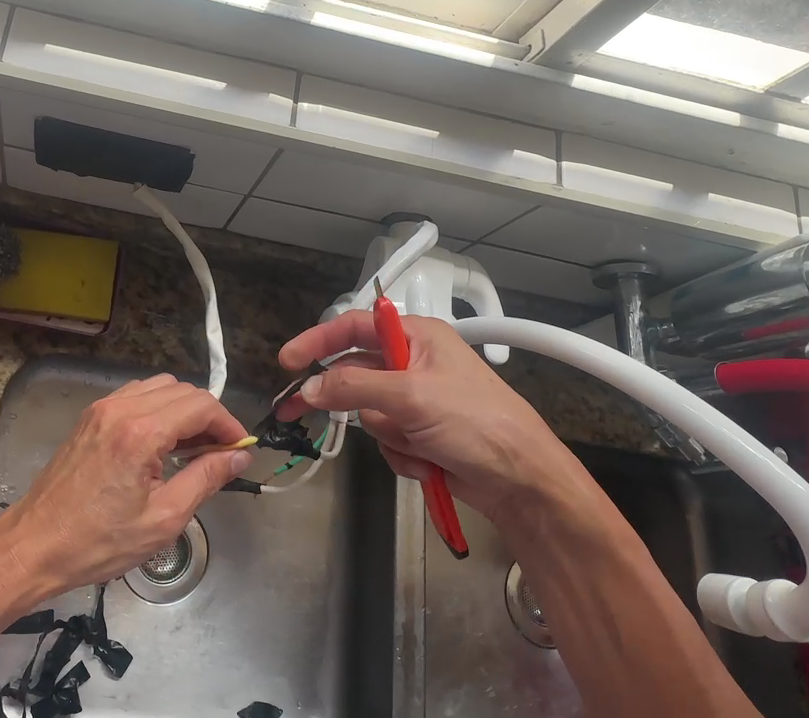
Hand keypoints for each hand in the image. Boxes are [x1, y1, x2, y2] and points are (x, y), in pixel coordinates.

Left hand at [0, 374, 250, 600]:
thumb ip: (205, 478)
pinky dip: (158, 409)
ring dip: (183, 410)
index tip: (240, 449)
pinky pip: (136, 396)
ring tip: (193, 448)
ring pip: (159, 387)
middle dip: (208, 416)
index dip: (228, 424)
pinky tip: (162, 443)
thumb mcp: (164, 519)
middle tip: (219, 453)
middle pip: (182, 390)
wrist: (35, 545)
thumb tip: (238, 456)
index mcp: (141, 432)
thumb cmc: (99, 541)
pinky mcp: (91, 416)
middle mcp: (121, 408)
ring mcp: (102, 408)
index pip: (201, 405)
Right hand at [277, 312, 585, 522]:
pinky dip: (403, 454)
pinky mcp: (422, 433)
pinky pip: (388, 438)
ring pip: (369, 413)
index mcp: (417, 337)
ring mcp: (418, 400)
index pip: (354, 327)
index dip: (317, 341)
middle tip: (292, 413)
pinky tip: (429, 463)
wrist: (521, 480)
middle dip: (342, 400)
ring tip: (418, 445)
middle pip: (355, 373)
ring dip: (388, 434)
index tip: (286, 362)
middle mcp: (414, 362)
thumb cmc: (473, 421)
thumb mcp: (410, 397)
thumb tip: (308, 388)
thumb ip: (353, 387)